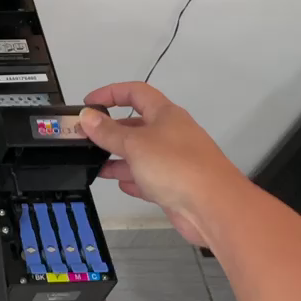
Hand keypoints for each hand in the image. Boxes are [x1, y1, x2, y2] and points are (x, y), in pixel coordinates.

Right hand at [78, 82, 248, 246]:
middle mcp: (171, 134)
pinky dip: (134, 180)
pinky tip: (121, 184)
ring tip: (95, 164)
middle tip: (86, 139)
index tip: (88, 103)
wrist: (214, 207)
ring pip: (140, 154)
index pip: (135, 93)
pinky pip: (149, 179)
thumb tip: (87, 116)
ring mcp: (174, 161)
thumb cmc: (176, 166)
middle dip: (110, 131)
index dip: (110, 93)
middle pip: (136, 125)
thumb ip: (108, 132)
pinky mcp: (175, 186)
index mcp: (165, 115)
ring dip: (118, 158)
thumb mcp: (135, 144)